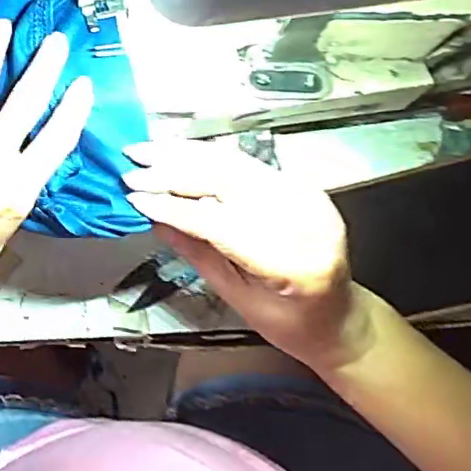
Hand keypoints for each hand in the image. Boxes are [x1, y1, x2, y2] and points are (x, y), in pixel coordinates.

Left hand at [0, 20, 94, 339]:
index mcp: (17, 191)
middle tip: (54, 43)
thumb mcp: (3, 232)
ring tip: (2, 28)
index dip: (73, 108)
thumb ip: (15, 191)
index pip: (57, 138)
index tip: (82, 85)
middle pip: (25, 103)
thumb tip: (23, 161)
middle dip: (43, 67)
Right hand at [123, 141, 380, 371]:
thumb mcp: (233, 295)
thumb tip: (151, 216)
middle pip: (225, 183)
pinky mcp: (296, 182)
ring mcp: (304, 195)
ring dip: (181, 154)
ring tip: (144, 152)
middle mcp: (304, 220)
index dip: (172, 207)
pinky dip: (202, 154)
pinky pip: (240, 160)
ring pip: (230, 162)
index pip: (219, 223)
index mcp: (293, 262)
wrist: (338, 317)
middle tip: (131, 172)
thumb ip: (194, 250)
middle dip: (171, 174)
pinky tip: (173, 151)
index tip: (135, 198)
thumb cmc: (288, 320)